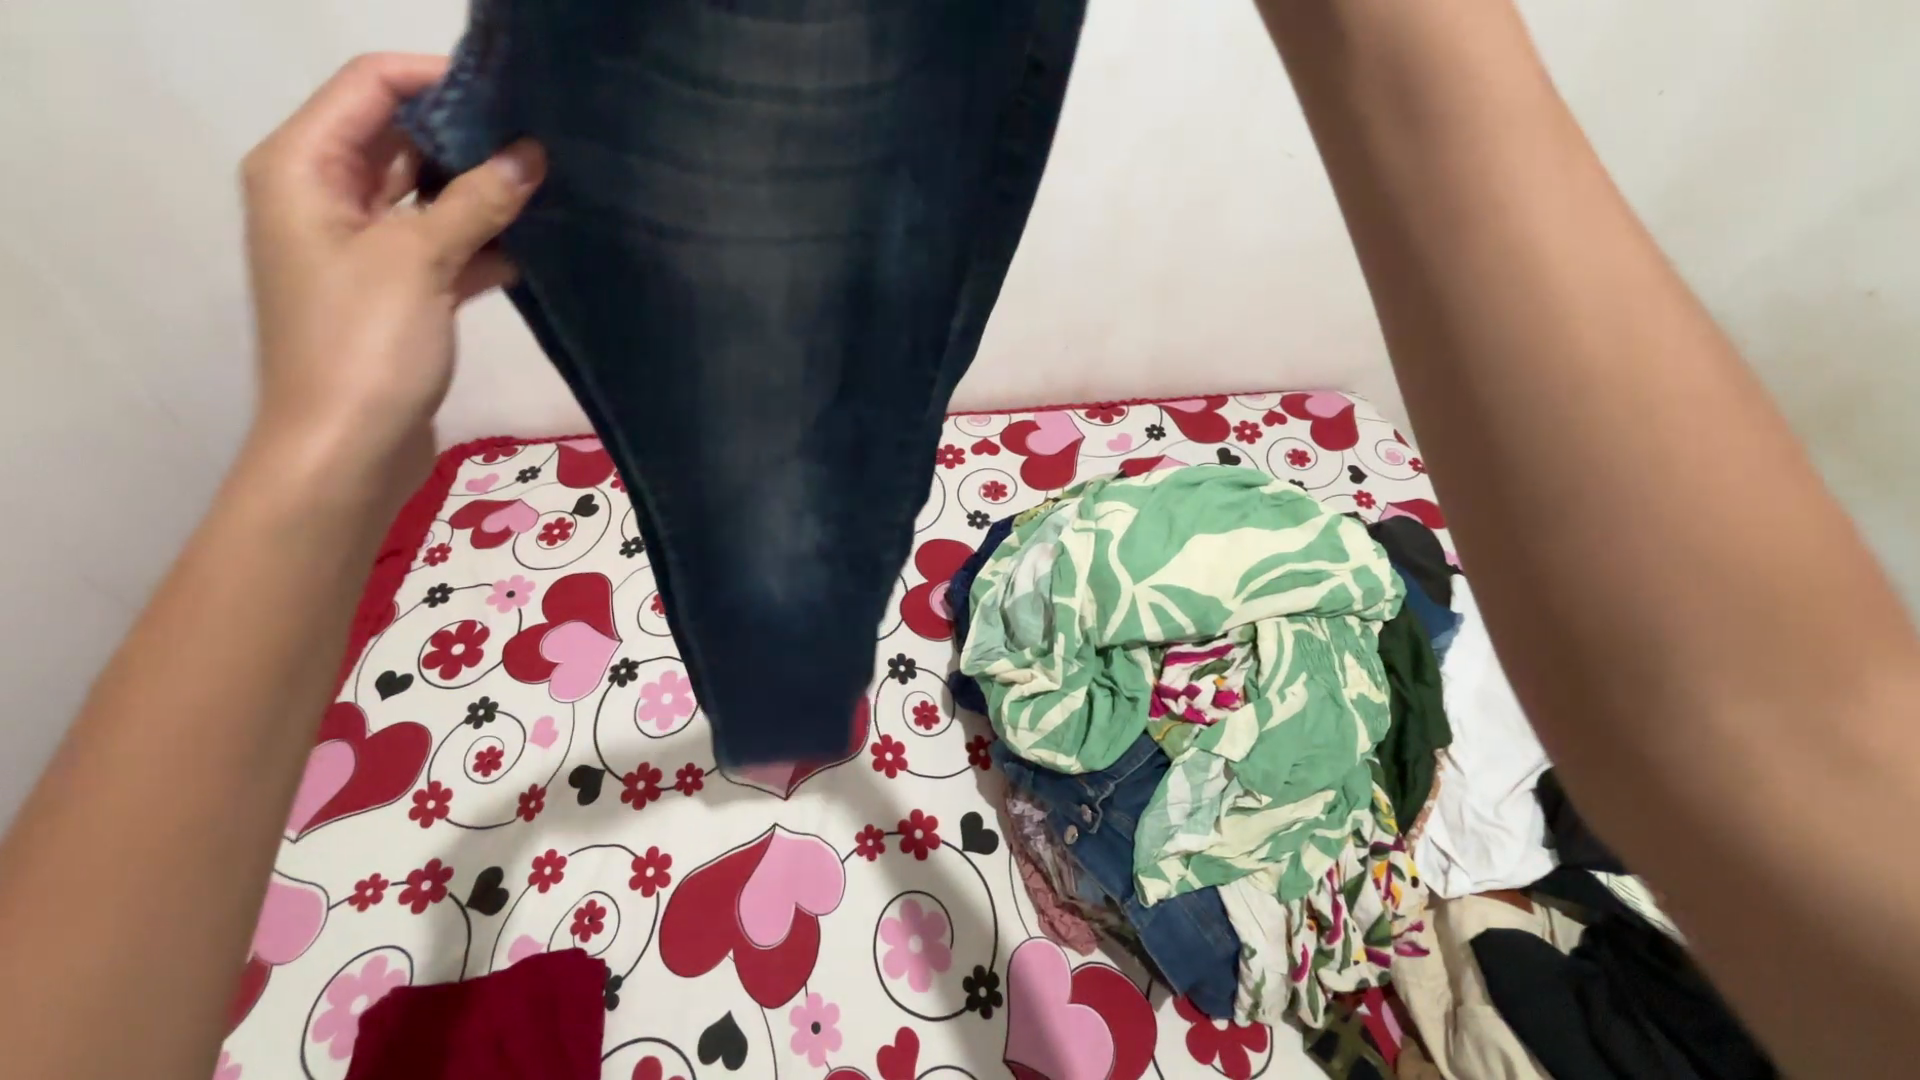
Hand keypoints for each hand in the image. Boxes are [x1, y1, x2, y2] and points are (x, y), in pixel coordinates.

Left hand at [241, 53, 544, 486]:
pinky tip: (532, 251)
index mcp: (303, 168)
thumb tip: (531, 154)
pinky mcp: (395, 293)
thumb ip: (476, 202)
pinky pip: (441, 249)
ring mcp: (361, 248)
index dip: (437, 80)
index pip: (369, 89)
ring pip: (427, 198)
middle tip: (543, 139)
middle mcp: (325, 197)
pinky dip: (480, 246)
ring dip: (481, 195)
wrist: (346, 449)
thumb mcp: (418, 260)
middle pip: (399, 140)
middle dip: (467, 138)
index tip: (513, 94)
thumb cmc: (363, 345)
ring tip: (549, 188)